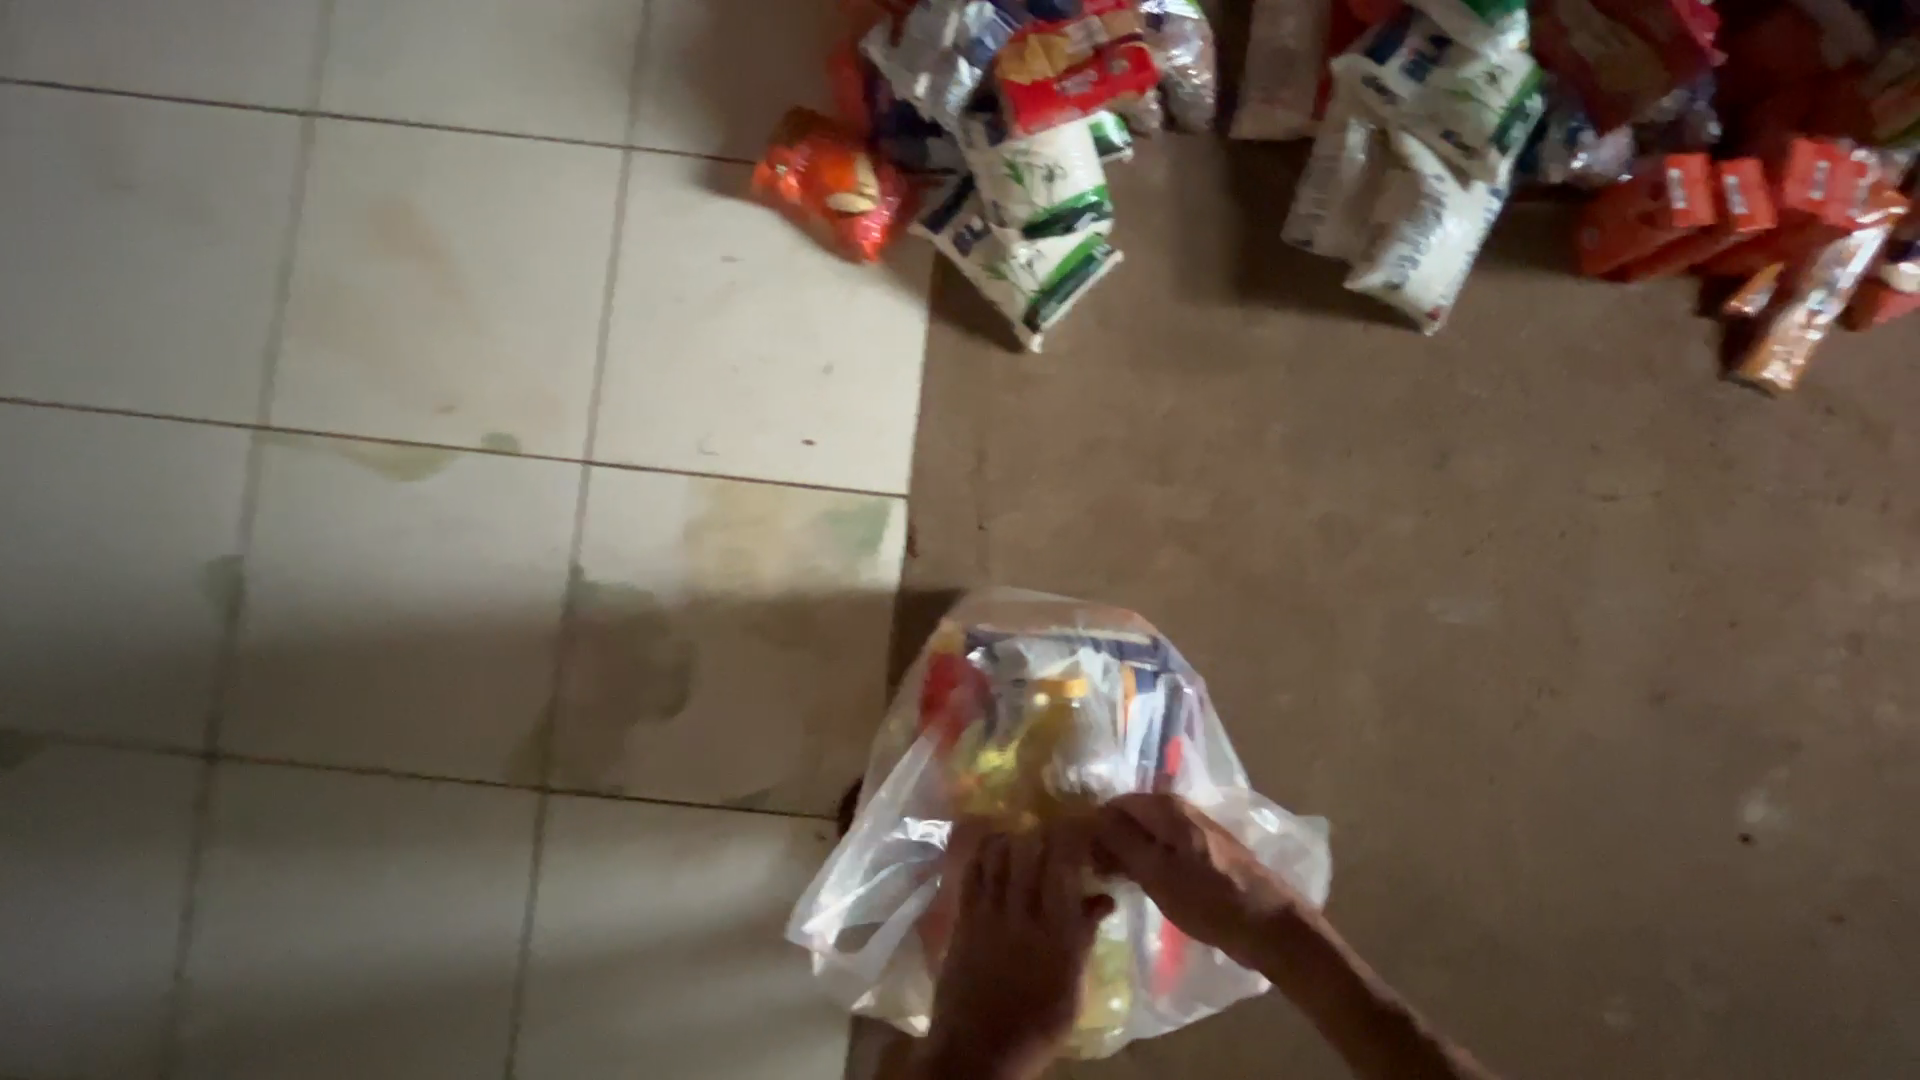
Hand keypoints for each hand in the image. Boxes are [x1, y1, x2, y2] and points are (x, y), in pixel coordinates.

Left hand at [918, 824, 1113, 1079]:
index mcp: (1055, 932)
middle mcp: (1021, 912)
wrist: (977, 1051)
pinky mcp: (963, 916)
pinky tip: (996, 845)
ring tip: (1028, 837)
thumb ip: (1083, 938)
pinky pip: (973, 869)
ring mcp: (988, 911)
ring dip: (1017, 836)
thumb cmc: (1036, 1026)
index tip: (1084, 825)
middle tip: (1059, 830)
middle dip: (1048, 831)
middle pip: (1032, 849)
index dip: (1074, 835)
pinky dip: (986, 850)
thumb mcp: (1073, 990)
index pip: (1064, 864)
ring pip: (1001, 852)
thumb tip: (1102, 898)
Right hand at [1092, 793, 1303, 966]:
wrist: (1271, 927)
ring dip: (1132, 853)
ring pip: (1150, 833)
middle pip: (1132, 816)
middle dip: (1113, 841)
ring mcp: (1196, 828)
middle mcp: (1180, 807)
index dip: (1096, 827)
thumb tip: (1091, 817)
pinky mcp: (1207, 850)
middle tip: (1100, 875)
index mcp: (1166, 806)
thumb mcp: (1155, 873)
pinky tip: (1149, 884)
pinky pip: (1167, 847)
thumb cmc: (1208, 899)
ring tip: (1120, 882)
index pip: (1114, 803)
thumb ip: (1120, 842)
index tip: (1085, 857)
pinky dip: (1152, 861)